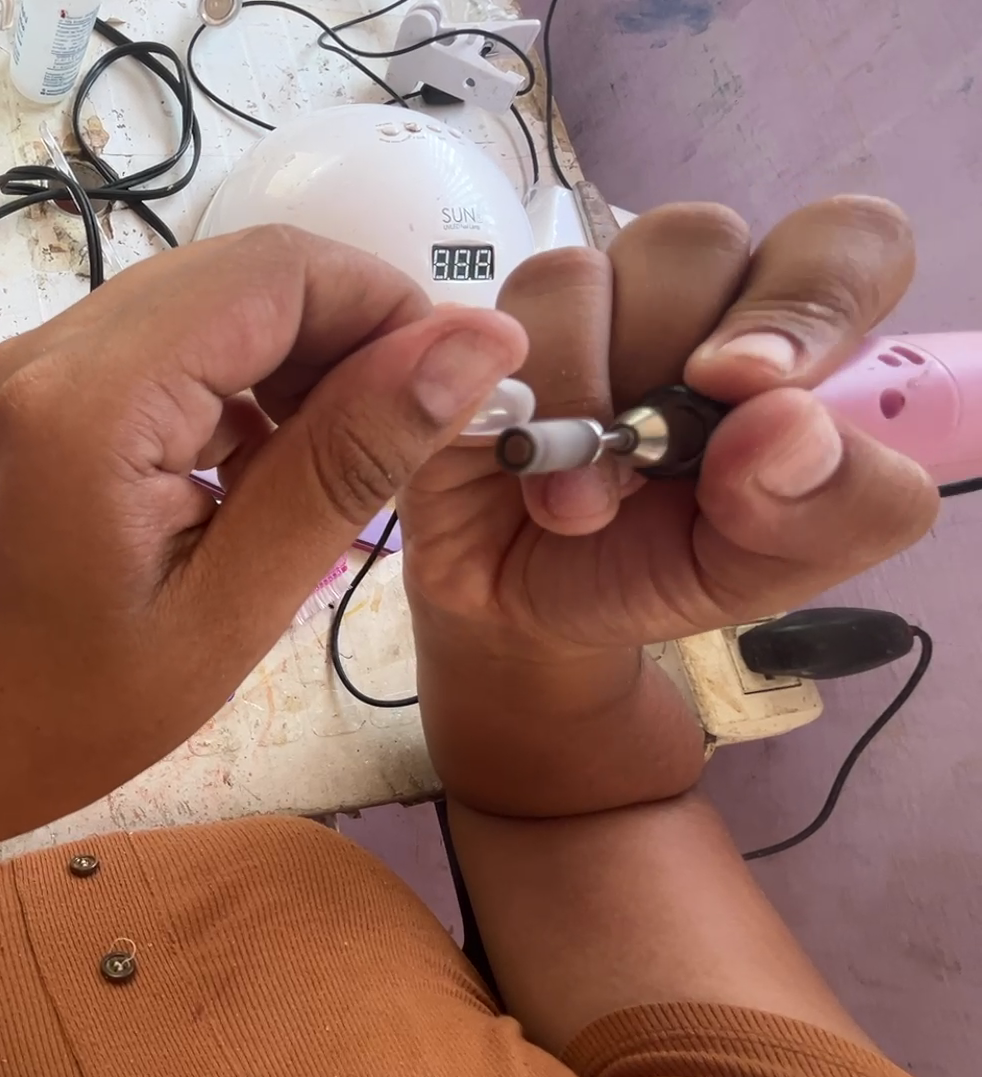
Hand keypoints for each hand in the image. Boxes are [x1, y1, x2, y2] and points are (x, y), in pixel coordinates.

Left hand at [0, 226, 526, 850]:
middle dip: (340, 333)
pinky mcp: (37, 388)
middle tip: (391, 436)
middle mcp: (49, 351)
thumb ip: (345, 462)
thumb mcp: (235, 602)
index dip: (384, 306)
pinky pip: (158, 344)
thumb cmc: (86, 707)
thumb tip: (470, 345)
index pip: (272, 275)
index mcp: (92, 404)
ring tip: (320, 465)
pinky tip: (247, 466)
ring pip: (202, 303)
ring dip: (286, 360)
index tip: (451, 388)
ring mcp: (34, 364)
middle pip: (237, 274)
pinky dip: (228, 383)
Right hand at [398, 197, 939, 813]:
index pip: (831, 241)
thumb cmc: (638, 592)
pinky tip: (499, 460)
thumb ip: (826, 504)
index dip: (806, 292)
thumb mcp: (762, 571)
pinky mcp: (456, 364)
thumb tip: (772, 420)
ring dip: (580, 384)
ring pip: (574, 273)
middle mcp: (664, 315)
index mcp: (764, 343)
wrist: (511, 628)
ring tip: (564, 488)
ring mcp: (551, 334)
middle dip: (676, 343)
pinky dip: (496, 392)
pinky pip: (471, 324)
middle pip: (691, 236)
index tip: (749, 393)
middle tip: (648, 456)